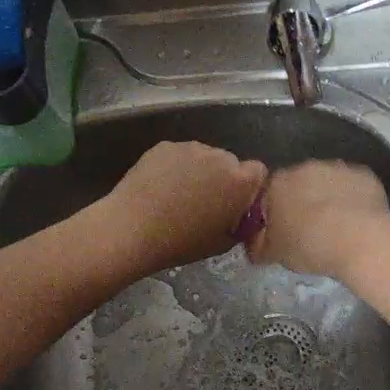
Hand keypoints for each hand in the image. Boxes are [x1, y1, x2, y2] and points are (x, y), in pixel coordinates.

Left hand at [100, 141, 266, 271]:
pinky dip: (175, 167)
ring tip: (178, 195)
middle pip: (230, 162)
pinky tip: (160, 187)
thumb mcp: (222, 242)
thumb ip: (239, 223)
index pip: (258, 172)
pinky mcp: (164, 145)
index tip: (234, 203)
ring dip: (198, 171)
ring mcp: (190, 147)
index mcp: (240, 182)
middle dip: (222, 178)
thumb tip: (240, 216)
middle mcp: (220, 156)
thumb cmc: (180, 243)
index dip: (248, 187)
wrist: (132, 229)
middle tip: (204, 202)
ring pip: (203, 157)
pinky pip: (179, 155)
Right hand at [246, 161, 389, 276]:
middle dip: (302, 202)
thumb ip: (259, 247)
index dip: (274, 214)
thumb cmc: (309, 244)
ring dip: (329, 198)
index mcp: (278, 183)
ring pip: (328, 183)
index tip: (282, 232)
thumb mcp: (275, 254)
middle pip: (299, 184)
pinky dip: (353, 199)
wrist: (360, 238)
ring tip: (337, 226)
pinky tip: (357, 220)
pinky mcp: (364, 174)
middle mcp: (306, 167)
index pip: (269, 194)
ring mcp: (337, 167)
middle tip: (309, 229)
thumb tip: (253, 246)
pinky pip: (353, 186)